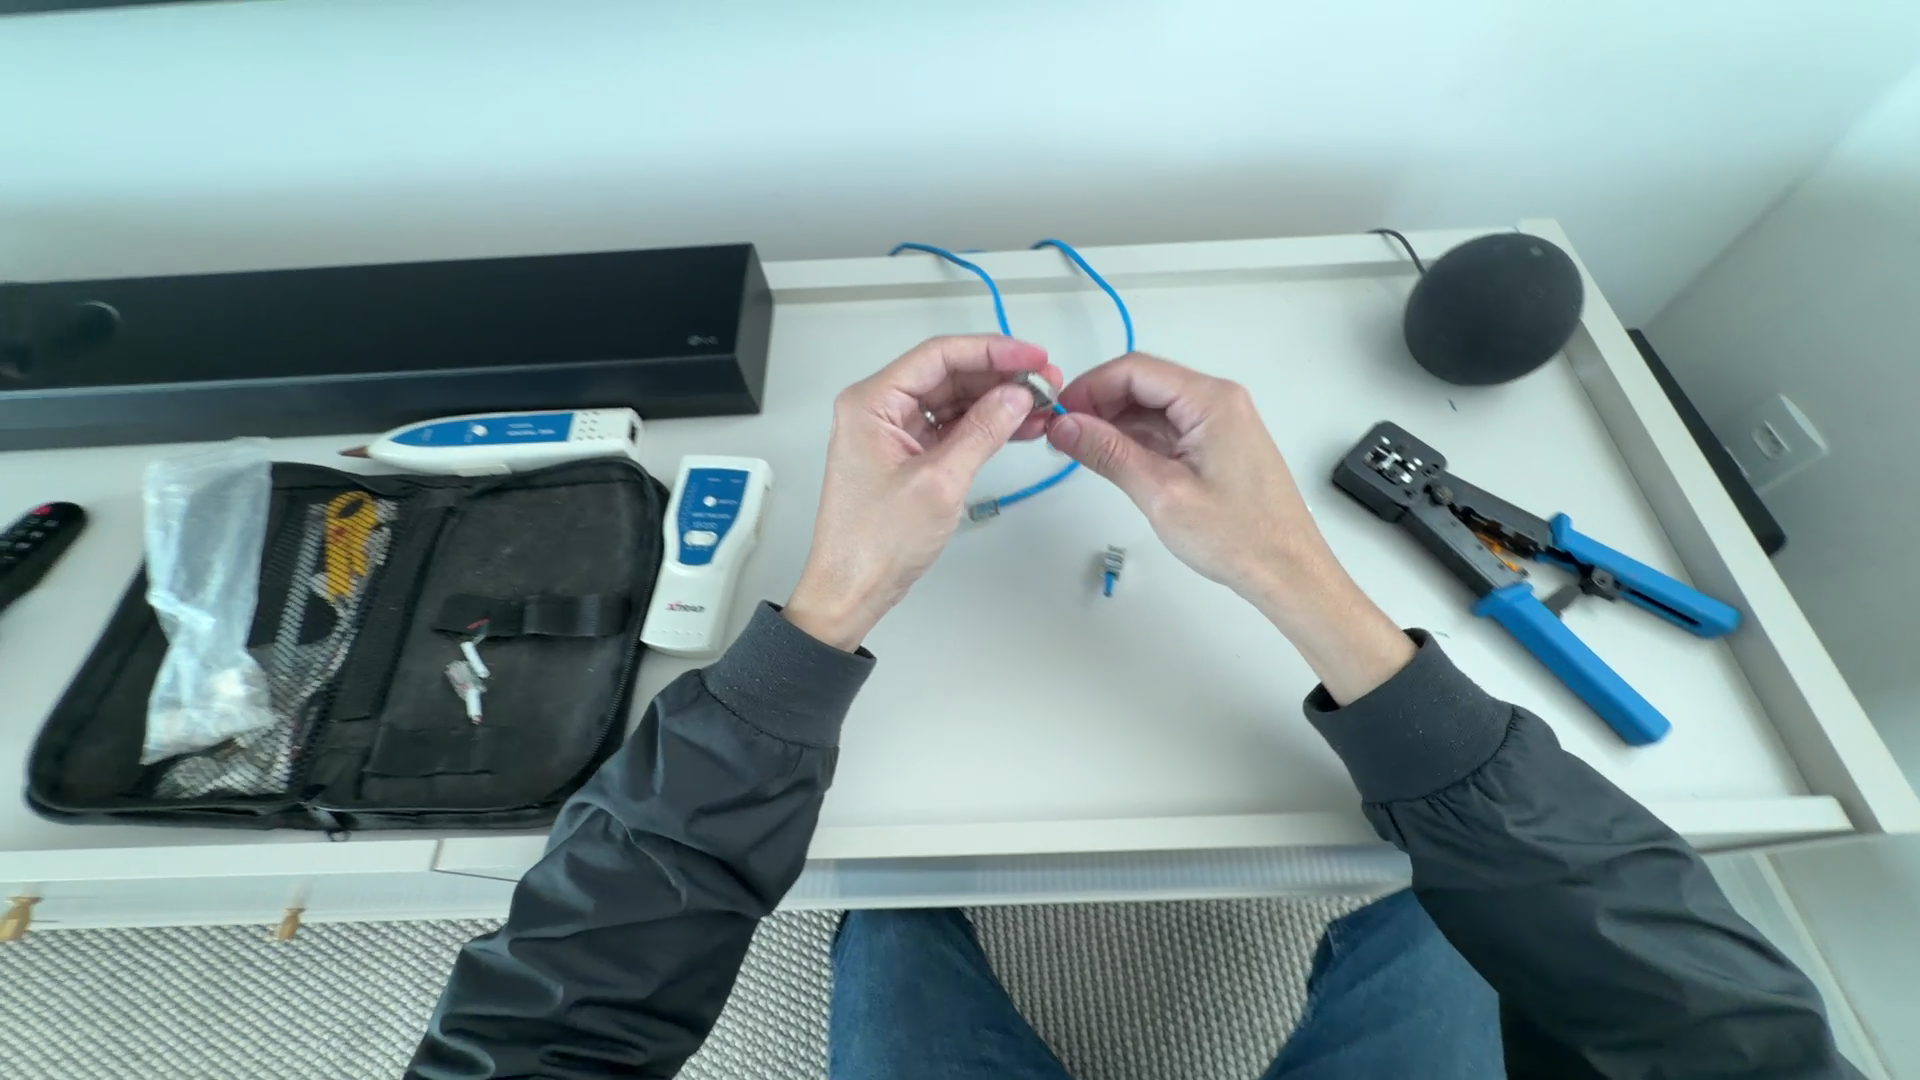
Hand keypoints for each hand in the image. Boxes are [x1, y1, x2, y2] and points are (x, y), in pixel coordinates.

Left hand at [785, 335, 1060, 649]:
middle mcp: (878, 410)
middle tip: (1045, 381)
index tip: (1032, 356)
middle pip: (948, 375)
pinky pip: (950, 429)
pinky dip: (984, 428)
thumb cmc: (875, 543)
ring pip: (952, 402)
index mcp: (871, 403)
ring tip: (1041, 405)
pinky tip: (1018, 428)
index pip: (939, 356)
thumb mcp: (939, 481)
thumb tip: (1016, 396)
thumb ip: (982, 432)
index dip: (992, 351)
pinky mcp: (906, 457)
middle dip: (999, 377)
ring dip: (996, 403)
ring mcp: (893, 434)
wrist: (852, 590)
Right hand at [1045, 353, 1413, 702]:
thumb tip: (1063, 424)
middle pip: (1143, 384)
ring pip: (1151, 408)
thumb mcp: (1162, 493)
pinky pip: (1166, 430)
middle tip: (1060, 435)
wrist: (1288, 572)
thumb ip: (1109, 453)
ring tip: (1077, 450)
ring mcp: (1218, 424)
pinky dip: (1133, 440)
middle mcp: (1217, 401)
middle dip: (1098, 404)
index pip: (1135, 370)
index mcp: (1211, 400)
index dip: (1089, 387)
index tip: (1055, 413)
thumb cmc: (1235, 536)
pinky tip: (1109, 459)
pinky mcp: (1215, 447)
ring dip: (1113, 423)